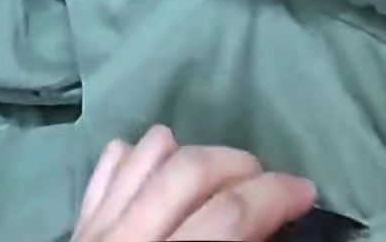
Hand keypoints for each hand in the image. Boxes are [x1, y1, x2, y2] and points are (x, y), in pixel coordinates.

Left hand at [73, 126, 315, 241]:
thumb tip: (268, 237)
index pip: (230, 217)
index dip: (275, 196)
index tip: (306, 191)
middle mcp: (131, 240)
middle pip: (191, 172)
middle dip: (240, 165)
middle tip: (270, 181)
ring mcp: (97, 228)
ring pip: (149, 154)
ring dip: (193, 151)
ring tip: (223, 171)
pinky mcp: (79, 224)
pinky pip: (112, 165)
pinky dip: (142, 155)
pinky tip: (163, 163)